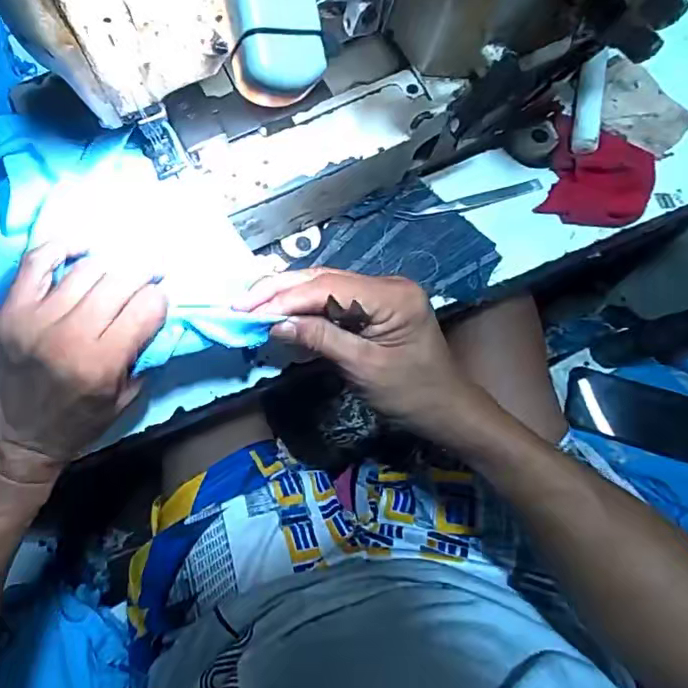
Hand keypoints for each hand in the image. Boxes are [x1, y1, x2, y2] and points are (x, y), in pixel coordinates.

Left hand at [0, 242, 169, 494]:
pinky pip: (37, 261)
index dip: (159, 299)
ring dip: (108, 267)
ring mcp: (35, 318)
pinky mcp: (10, 309)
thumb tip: (157, 313)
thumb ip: (143, 356)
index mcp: (101, 363)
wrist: (12, 441)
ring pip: (85, 269)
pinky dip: (61, 247)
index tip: (157, 300)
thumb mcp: (123, 402)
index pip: (146, 307)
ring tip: (114, 274)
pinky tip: (80, 250)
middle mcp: (69, 335)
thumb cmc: (74, 427)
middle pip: (119, 281)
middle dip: (141, 275)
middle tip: (146, 278)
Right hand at [237, 268, 484, 439]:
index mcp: (392, 296)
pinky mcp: (372, 304)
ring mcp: (379, 292)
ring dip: (286, 295)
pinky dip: (302, 305)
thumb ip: (321, 339)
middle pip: (322, 278)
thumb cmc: (411, 394)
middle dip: (279, 290)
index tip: (251, 312)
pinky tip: (279, 311)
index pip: (328, 287)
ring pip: (323, 284)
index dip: (286, 298)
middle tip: (241, 304)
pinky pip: (331, 297)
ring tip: (251, 305)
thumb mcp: (364, 368)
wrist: (446, 410)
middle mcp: (385, 284)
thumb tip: (275, 323)